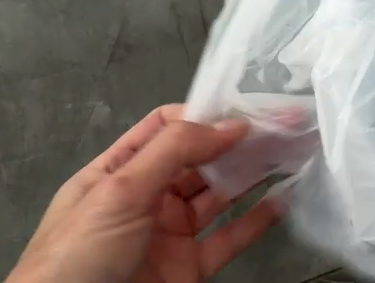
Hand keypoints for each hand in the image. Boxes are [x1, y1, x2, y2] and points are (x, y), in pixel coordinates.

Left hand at [8, 105, 280, 282]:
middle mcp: (146, 200)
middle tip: (289, 122)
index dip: (206, 114)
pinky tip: (286, 196)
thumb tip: (235, 122)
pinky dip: (260, 217)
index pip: (167, 128)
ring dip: (258, 171)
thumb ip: (175, 150)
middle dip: (243, 138)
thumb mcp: (117, 193)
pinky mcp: (189, 269)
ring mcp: (169, 236)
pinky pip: (231, 237)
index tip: (248, 106)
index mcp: (116, 176)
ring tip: (296, 149)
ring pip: (222, 193)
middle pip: (201, 157)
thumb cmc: (78, 257)